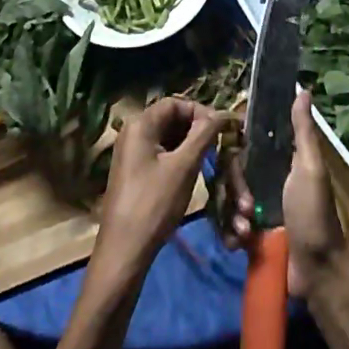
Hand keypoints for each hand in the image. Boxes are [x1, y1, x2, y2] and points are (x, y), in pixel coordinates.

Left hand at [93, 97, 229, 273]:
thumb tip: (221, 114)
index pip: (175, 103)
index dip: (200, 112)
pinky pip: (162, 154)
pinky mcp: (136, 171)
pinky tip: (194, 173)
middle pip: (172, 120)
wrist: (125, 245)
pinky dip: (181, 158)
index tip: (223, 129)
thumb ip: (202, 136)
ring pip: (169, 139)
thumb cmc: (154, 203)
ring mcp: (133, 152)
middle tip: (221, 146)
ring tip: (213, 161)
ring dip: (192, 146)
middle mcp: (133, 132)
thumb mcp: (183, 167)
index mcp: (140, 124)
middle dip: (198, 131)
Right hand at [222, 92, 346, 295]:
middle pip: (228, 172)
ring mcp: (251, 207)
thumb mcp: (311, 169)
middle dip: (234, 190)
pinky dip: (228, 232)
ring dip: (230, 214)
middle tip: (247, 206)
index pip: (241, 143)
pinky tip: (239, 241)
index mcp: (275, 162)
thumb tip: (304, 90)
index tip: (223, 149)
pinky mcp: (245, 232)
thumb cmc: (314, 216)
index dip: (231, 146)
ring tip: (245, 230)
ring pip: (222, 197)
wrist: (317, 272)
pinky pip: (223, 223)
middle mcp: (260, 180)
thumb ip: (303, 132)